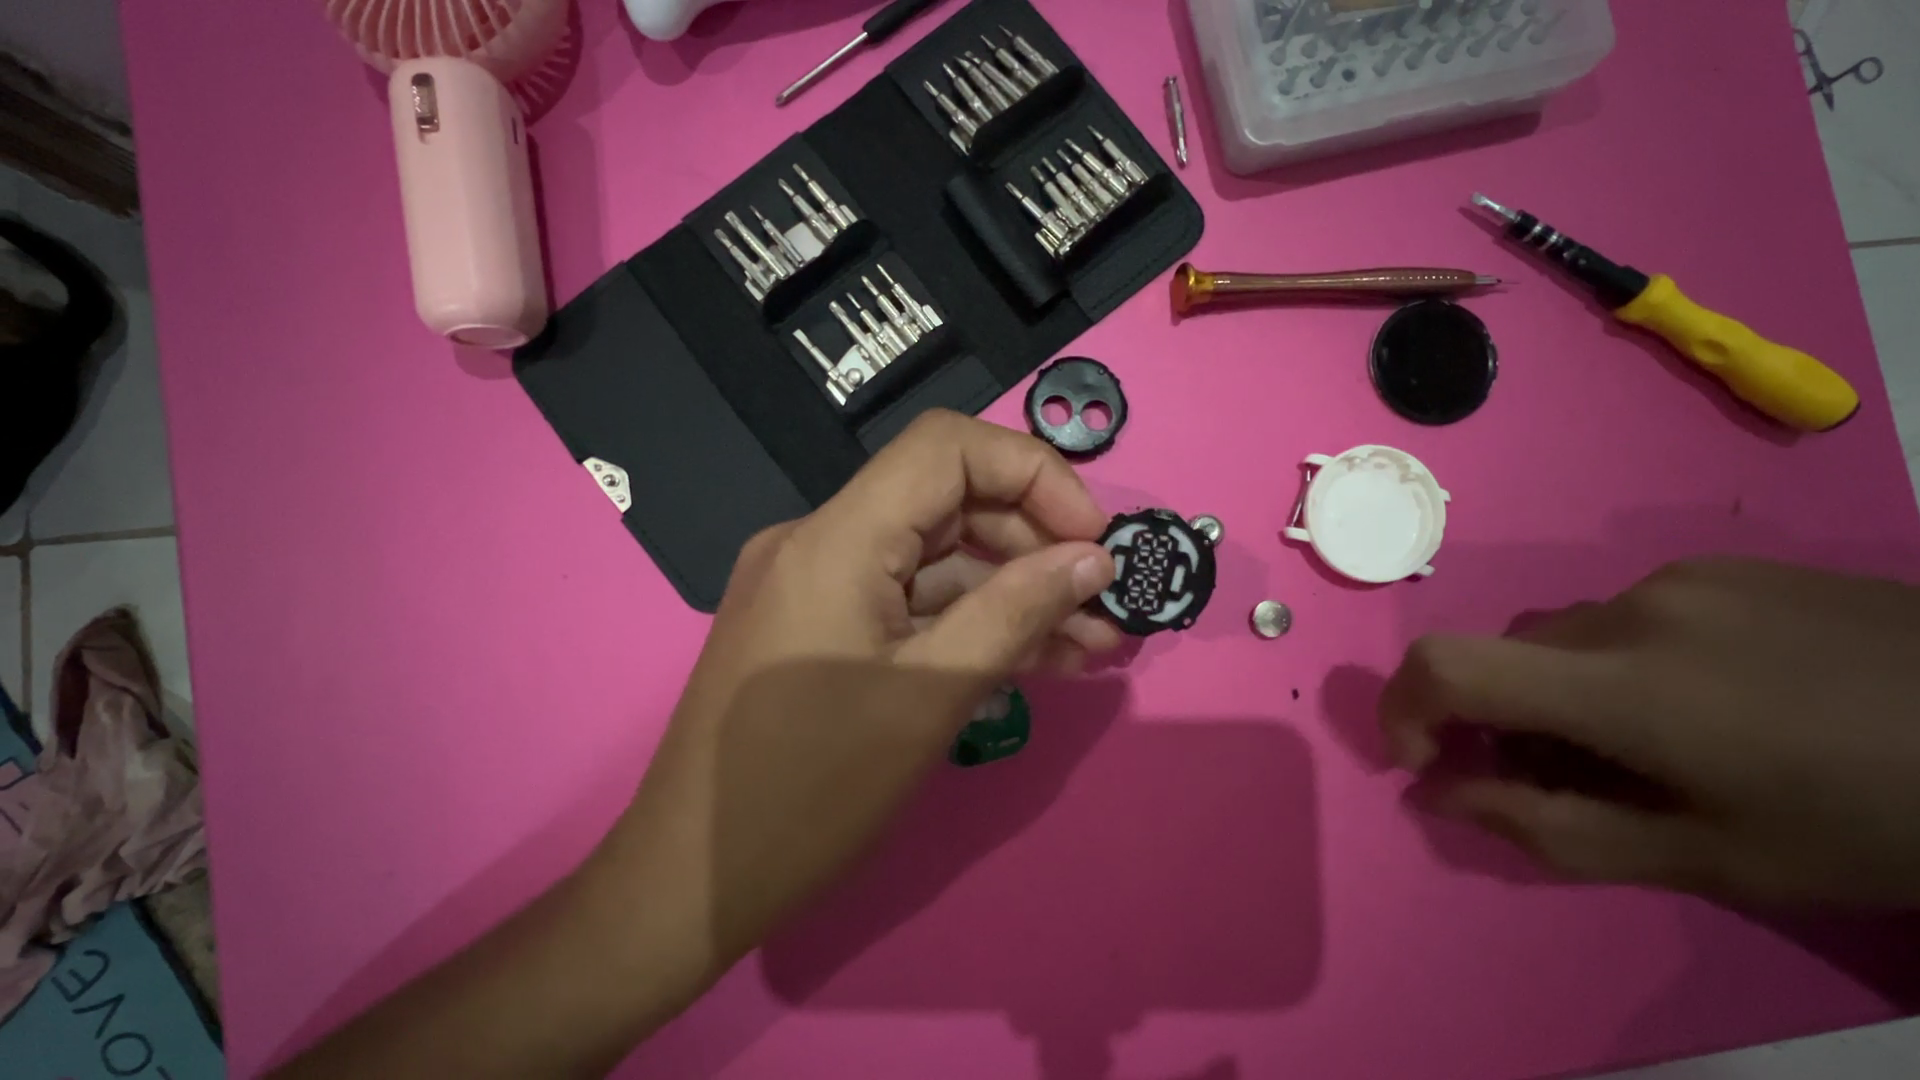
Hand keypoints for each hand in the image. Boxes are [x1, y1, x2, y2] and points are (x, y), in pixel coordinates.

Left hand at [601, 410, 1119, 980]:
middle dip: (1036, 544)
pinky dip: (969, 624)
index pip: (947, 447)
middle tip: (1104, 604)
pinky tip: (1039, 660)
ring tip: (1094, 644)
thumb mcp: (932, 695)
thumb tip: (1092, 558)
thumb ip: (1017, 612)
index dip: (1034, 473)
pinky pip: (908, 606)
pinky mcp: (821, 631)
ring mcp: (818, 588)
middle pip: (948, 502)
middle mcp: (821, 542)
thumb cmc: (812, 789)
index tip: (1093, 538)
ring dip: (1014, 592)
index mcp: (837, 538)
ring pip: (935, 561)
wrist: (695, 878)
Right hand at [1380, 557, 1919, 906]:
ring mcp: (1683, 577)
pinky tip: (1715, 699)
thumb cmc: (1877, 823)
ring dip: (1566, 692)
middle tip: (1568, 782)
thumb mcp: (1712, 862)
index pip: (1448, 666)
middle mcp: (1634, 609)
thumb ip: (1552, 829)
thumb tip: (1438, 794)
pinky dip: (1621, 662)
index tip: (1426, 761)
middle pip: (1507, 657)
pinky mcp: (1727, 565)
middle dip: (1503, 722)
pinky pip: (1626, 613)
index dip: (1402, 709)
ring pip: (1564, 636)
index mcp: (1628, 687)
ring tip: (1657, 744)